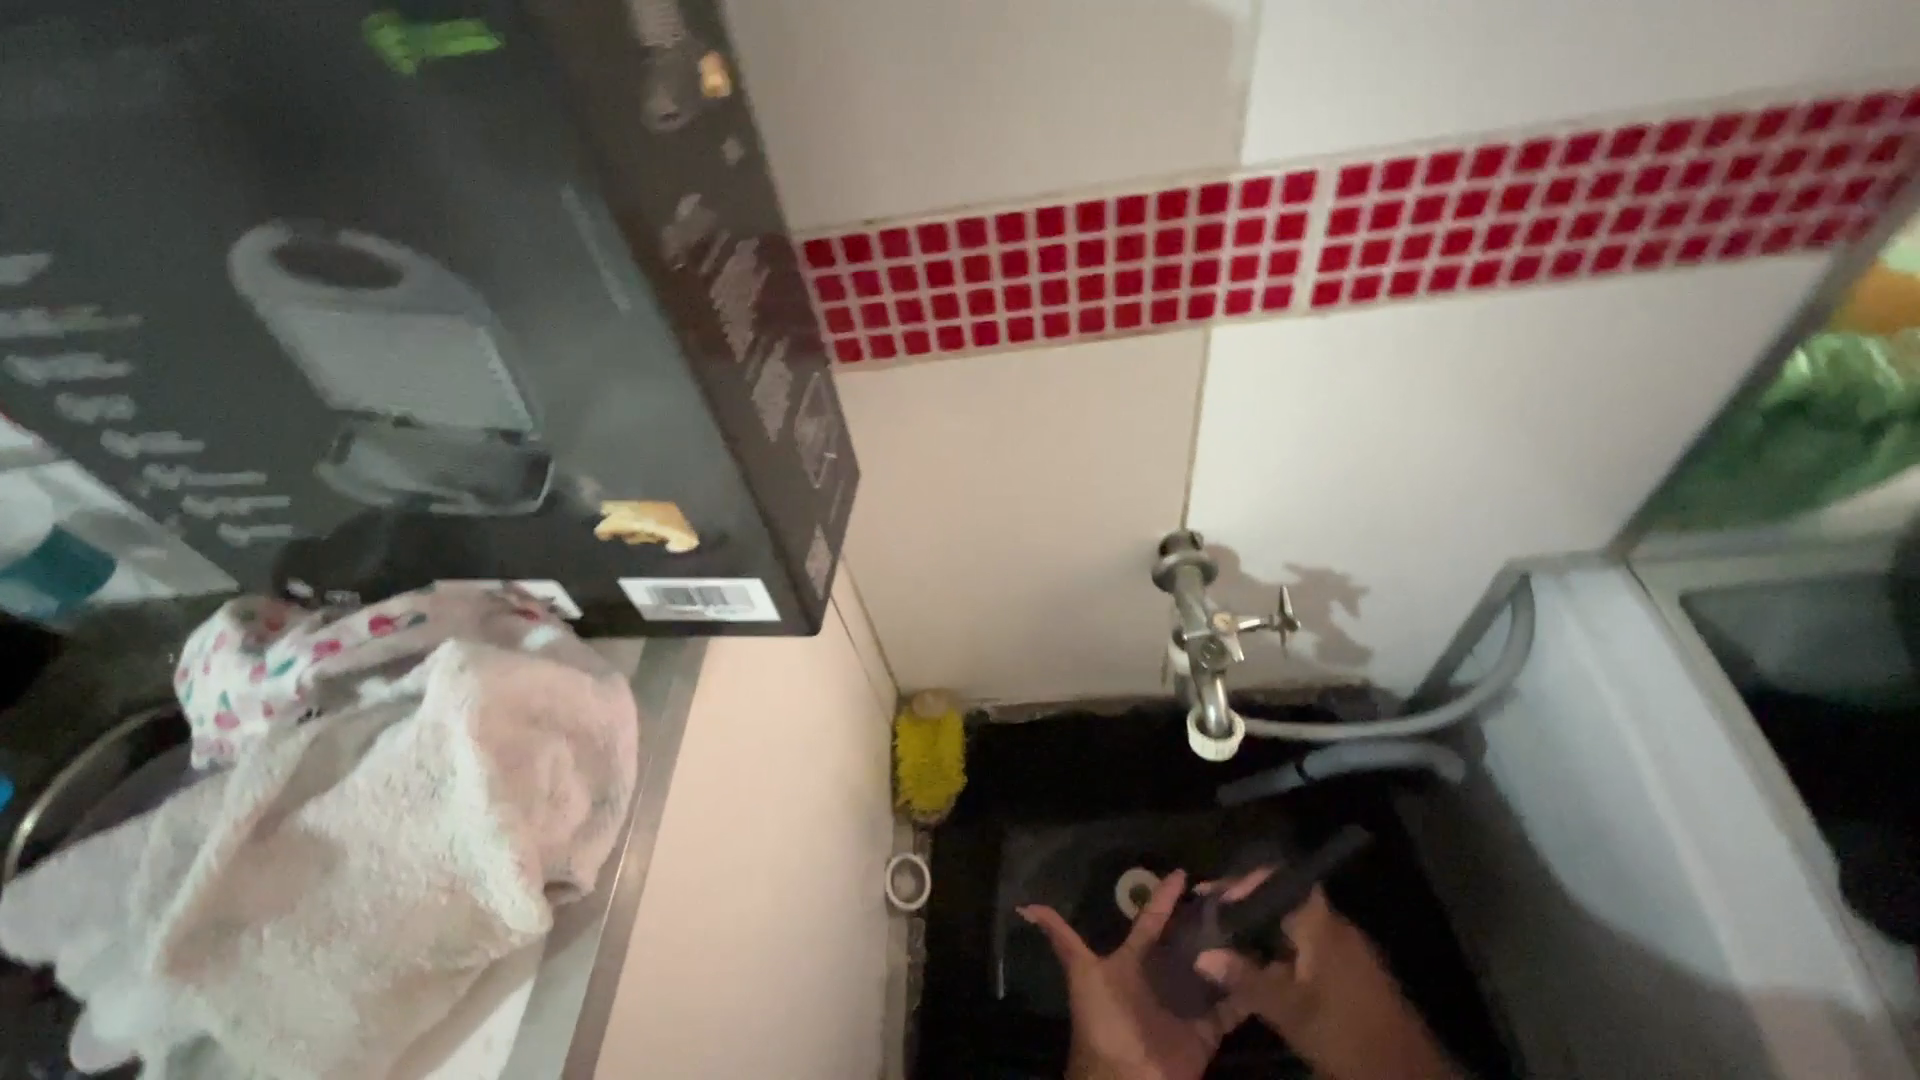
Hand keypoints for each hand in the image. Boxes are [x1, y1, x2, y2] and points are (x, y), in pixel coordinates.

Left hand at [1019, 870, 1249, 1079]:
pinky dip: (1249, 994)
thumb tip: (1024, 906)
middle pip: (1188, 942)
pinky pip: (1232, 1009)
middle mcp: (1162, 976)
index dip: (1165, 898)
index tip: (1184, 873)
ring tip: (1256, 923)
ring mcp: (1186, 1004)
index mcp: (1134, 960)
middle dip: (1207, 920)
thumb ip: (1060, 939)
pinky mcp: (1207, 1031)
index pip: (1152, 920)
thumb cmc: (1102, 1023)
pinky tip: (1269, 971)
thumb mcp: (1080, 974)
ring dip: (1230, 951)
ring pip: (1213, 970)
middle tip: (1234, 893)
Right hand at [1194, 879, 1460, 1079]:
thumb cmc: (1347, 1035)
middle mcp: (1335, 927)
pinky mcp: (1350, 973)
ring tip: (1225, 944)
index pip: (1281, 880)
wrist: (1409, 1076)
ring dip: (1261, 932)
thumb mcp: (1290, 1011)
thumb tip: (1202, 955)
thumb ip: (1246, 980)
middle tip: (1212, 920)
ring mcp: (1346, 950)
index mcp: (1322, 924)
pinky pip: (1306, 947)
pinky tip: (1258, 972)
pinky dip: (1279, 952)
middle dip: (1247, 908)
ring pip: (1293, 927)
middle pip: (1284, 901)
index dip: (1246, 882)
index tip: (1216, 897)